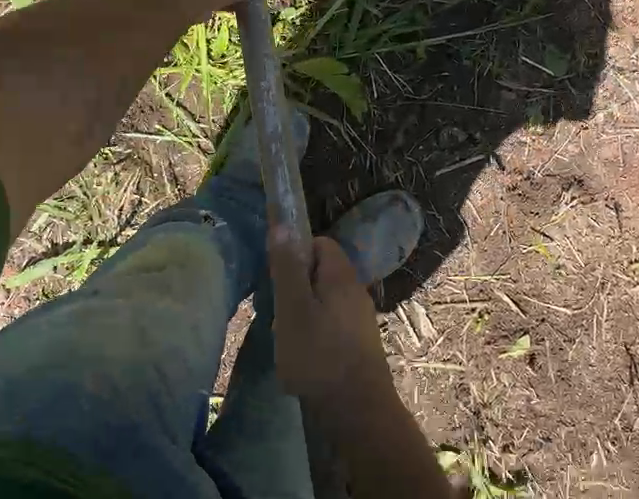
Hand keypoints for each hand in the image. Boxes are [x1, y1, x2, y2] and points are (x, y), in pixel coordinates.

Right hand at [268, 226, 390, 414]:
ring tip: (286, 339)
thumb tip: (282, 225)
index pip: (320, 244)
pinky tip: (302, 358)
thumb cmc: (319, 355)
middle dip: (296, 287)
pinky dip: (314, 335)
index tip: (278, 276)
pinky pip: (331, 326)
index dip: (296, 253)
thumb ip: (287, 267)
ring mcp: (360, 321)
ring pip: (324, 302)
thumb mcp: (292, 308)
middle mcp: (356, 293)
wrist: (358, 413)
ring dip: (302, 314)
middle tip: (277, 311)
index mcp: (342, 276)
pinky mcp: (359, 347)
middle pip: (321, 273)